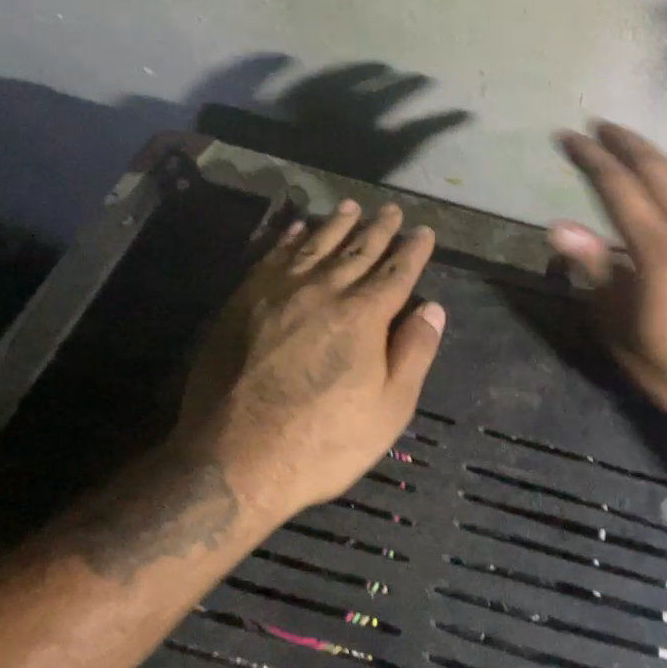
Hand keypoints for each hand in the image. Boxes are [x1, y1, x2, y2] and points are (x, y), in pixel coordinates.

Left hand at [184, 200, 443, 510]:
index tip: (424, 231)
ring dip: (337, 224)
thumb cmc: (322, 443)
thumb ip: (414, 353)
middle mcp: (324, 291)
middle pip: (358, 250)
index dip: (413, 250)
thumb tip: (433, 307)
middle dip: (379, 228)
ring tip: (351, 206)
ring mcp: (279, 293)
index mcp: (364, 316)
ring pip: (316, 245)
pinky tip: (298, 229)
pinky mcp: (243, 303)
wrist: (233, 461)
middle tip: (392, 210)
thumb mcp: (388, 410)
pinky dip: (290, 238)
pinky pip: (273, 257)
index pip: (397, 271)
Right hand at [549, 123, 666, 422]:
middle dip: (625, 144)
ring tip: (631, 143)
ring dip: (655, 155)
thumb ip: (597, 273)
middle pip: (656, 170)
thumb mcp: (625, 331)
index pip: (618, 188)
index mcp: (660, 248)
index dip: (591, 160)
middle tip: (599, 125)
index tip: (569, 138)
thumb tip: (561, 227)